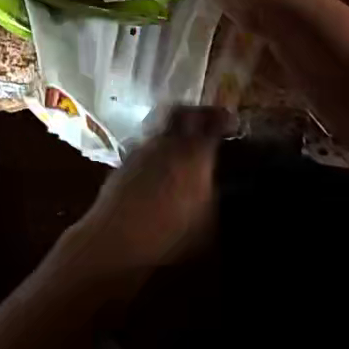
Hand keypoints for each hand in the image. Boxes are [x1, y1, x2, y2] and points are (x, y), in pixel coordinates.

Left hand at [72, 107, 226, 274]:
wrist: (116, 235)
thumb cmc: (170, 234)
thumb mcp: (208, 224)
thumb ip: (216, 199)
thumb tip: (218, 187)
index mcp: (193, 154)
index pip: (211, 123)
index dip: (223, 118)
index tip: (232, 122)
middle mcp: (166, 143)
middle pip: (180, 112)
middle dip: (197, 112)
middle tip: (209, 121)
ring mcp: (141, 149)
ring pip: (160, 127)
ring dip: (175, 129)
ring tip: (186, 145)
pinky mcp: (124, 160)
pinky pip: (146, 144)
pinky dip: (158, 147)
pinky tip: (163, 165)